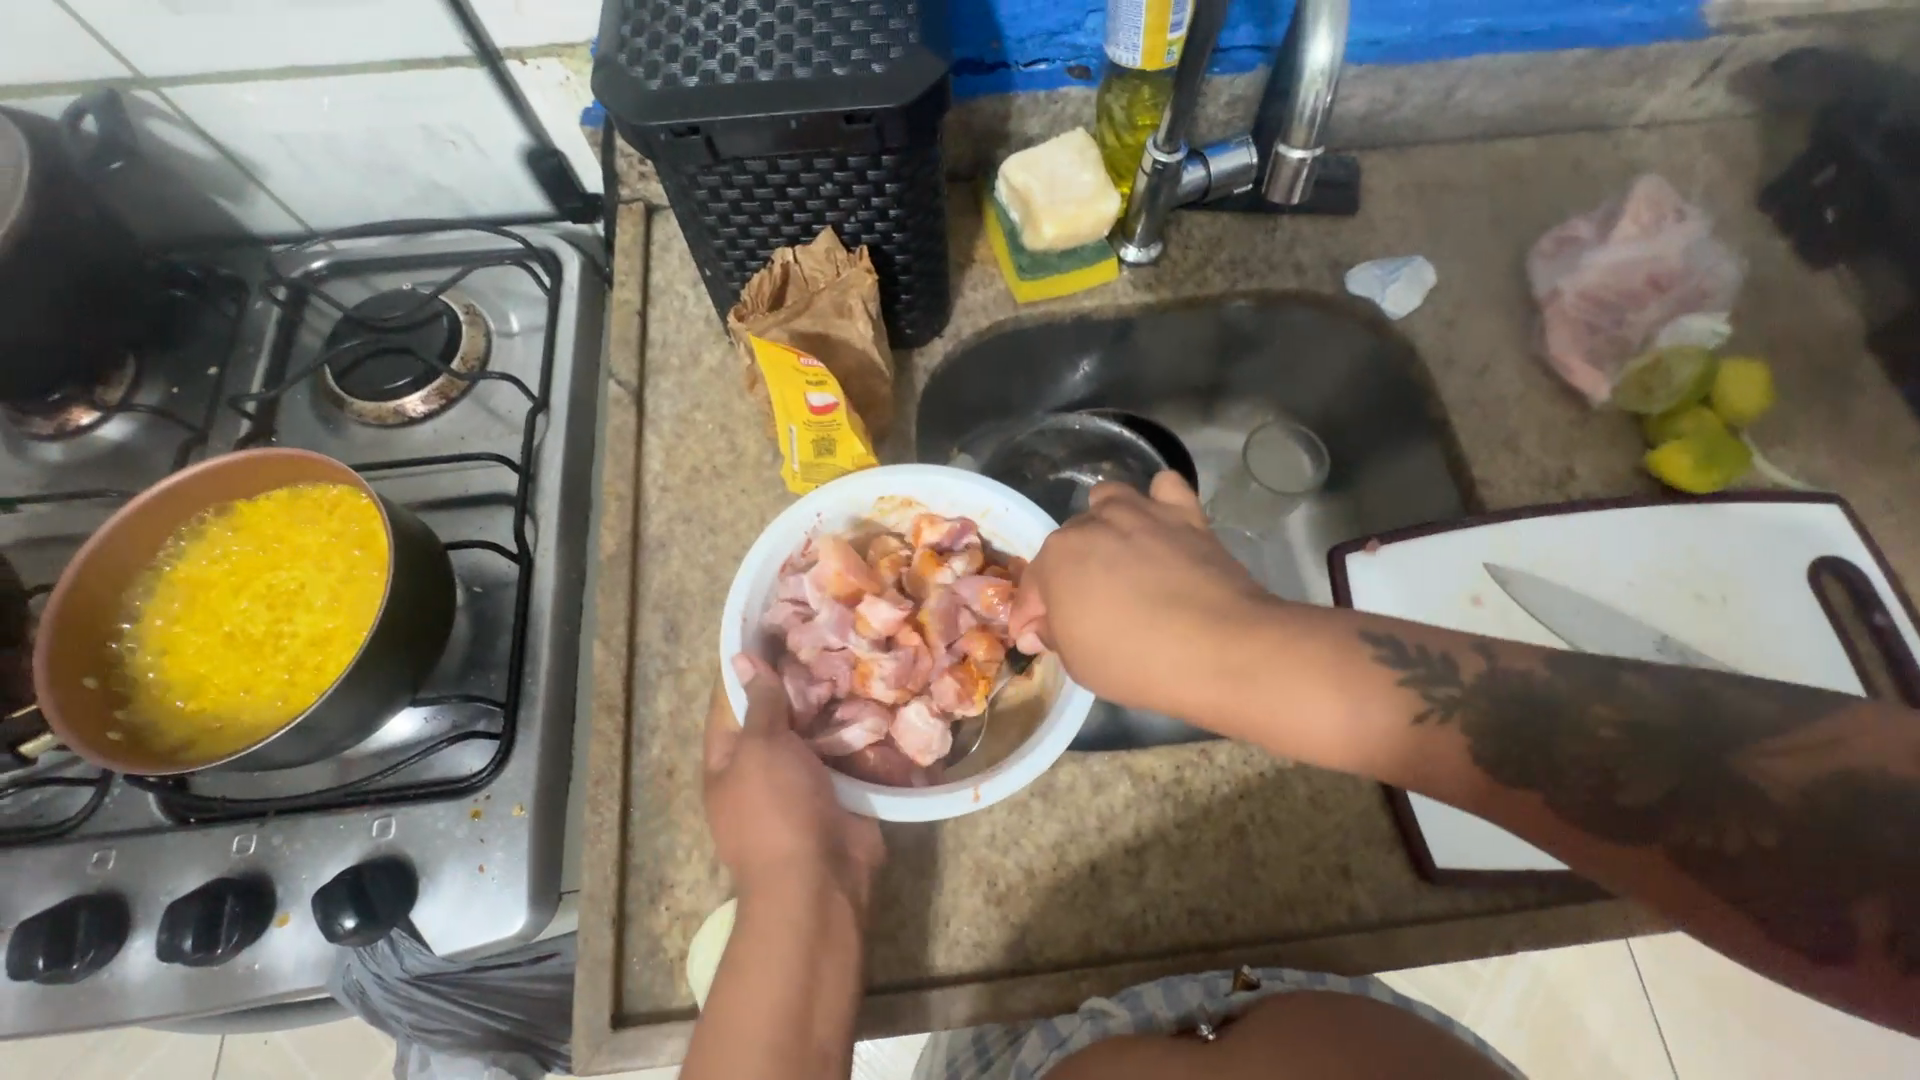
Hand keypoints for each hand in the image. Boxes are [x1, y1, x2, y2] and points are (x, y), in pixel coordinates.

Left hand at [706, 655, 884, 910]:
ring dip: (837, 702)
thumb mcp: (758, 749)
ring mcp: (804, 781)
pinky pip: (851, 753)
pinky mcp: (843, 792)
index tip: (774, 625)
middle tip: (831, 633)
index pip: (732, 699)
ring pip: (820, 730)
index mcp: (728, 759)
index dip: (749, 663)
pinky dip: (864, 731)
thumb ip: (759, 703)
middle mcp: (764, 766)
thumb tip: (743, 659)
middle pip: (781, 713)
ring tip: (860, 653)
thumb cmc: (774, 810)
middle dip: (803, 680)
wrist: (818, 880)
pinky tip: (881, 694)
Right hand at [1008, 471, 1275, 718]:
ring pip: (1108, 499)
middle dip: (1067, 574)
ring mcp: (1142, 513)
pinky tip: (1160, 525)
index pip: (1031, 588)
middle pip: (1068, 543)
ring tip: (1116, 556)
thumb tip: (1038, 627)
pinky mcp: (1186, 515)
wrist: (1221, 648)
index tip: (1034, 638)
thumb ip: (1052, 636)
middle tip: (1083, 610)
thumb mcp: (1077, 663)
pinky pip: (1165, 487)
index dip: (1028, 617)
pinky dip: (1159, 501)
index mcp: (1057, 558)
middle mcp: (1092, 525)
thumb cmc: (1135, 661)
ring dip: (1103, 523)